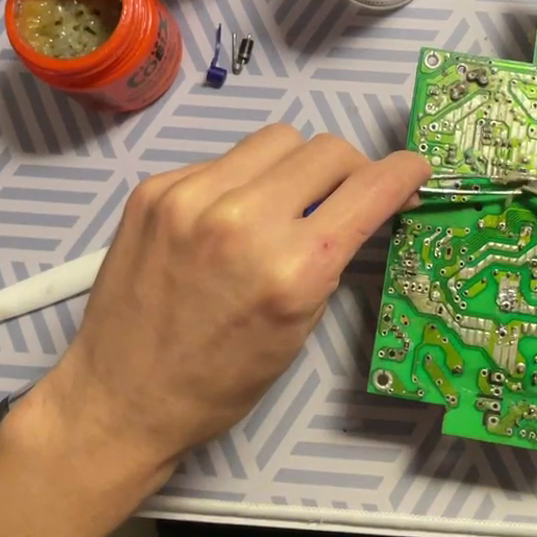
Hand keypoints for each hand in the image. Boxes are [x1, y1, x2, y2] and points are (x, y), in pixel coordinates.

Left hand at [34, 125, 429, 475]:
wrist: (123, 396)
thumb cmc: (223, 380)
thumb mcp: (300, 325)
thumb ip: (331, 254)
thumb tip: (356, 204)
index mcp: (293, 268)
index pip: (370, 189)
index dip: (404, 172)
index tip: (414, 169)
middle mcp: (245, 219)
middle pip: (327, 148)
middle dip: (350, 168)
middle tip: (343, 195)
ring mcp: (193, 197)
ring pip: (277, 139)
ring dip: (296, 165)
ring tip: (281, 201)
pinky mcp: (156, 188)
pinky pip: (225, 160)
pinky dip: (242, 180)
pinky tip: (226, 217)